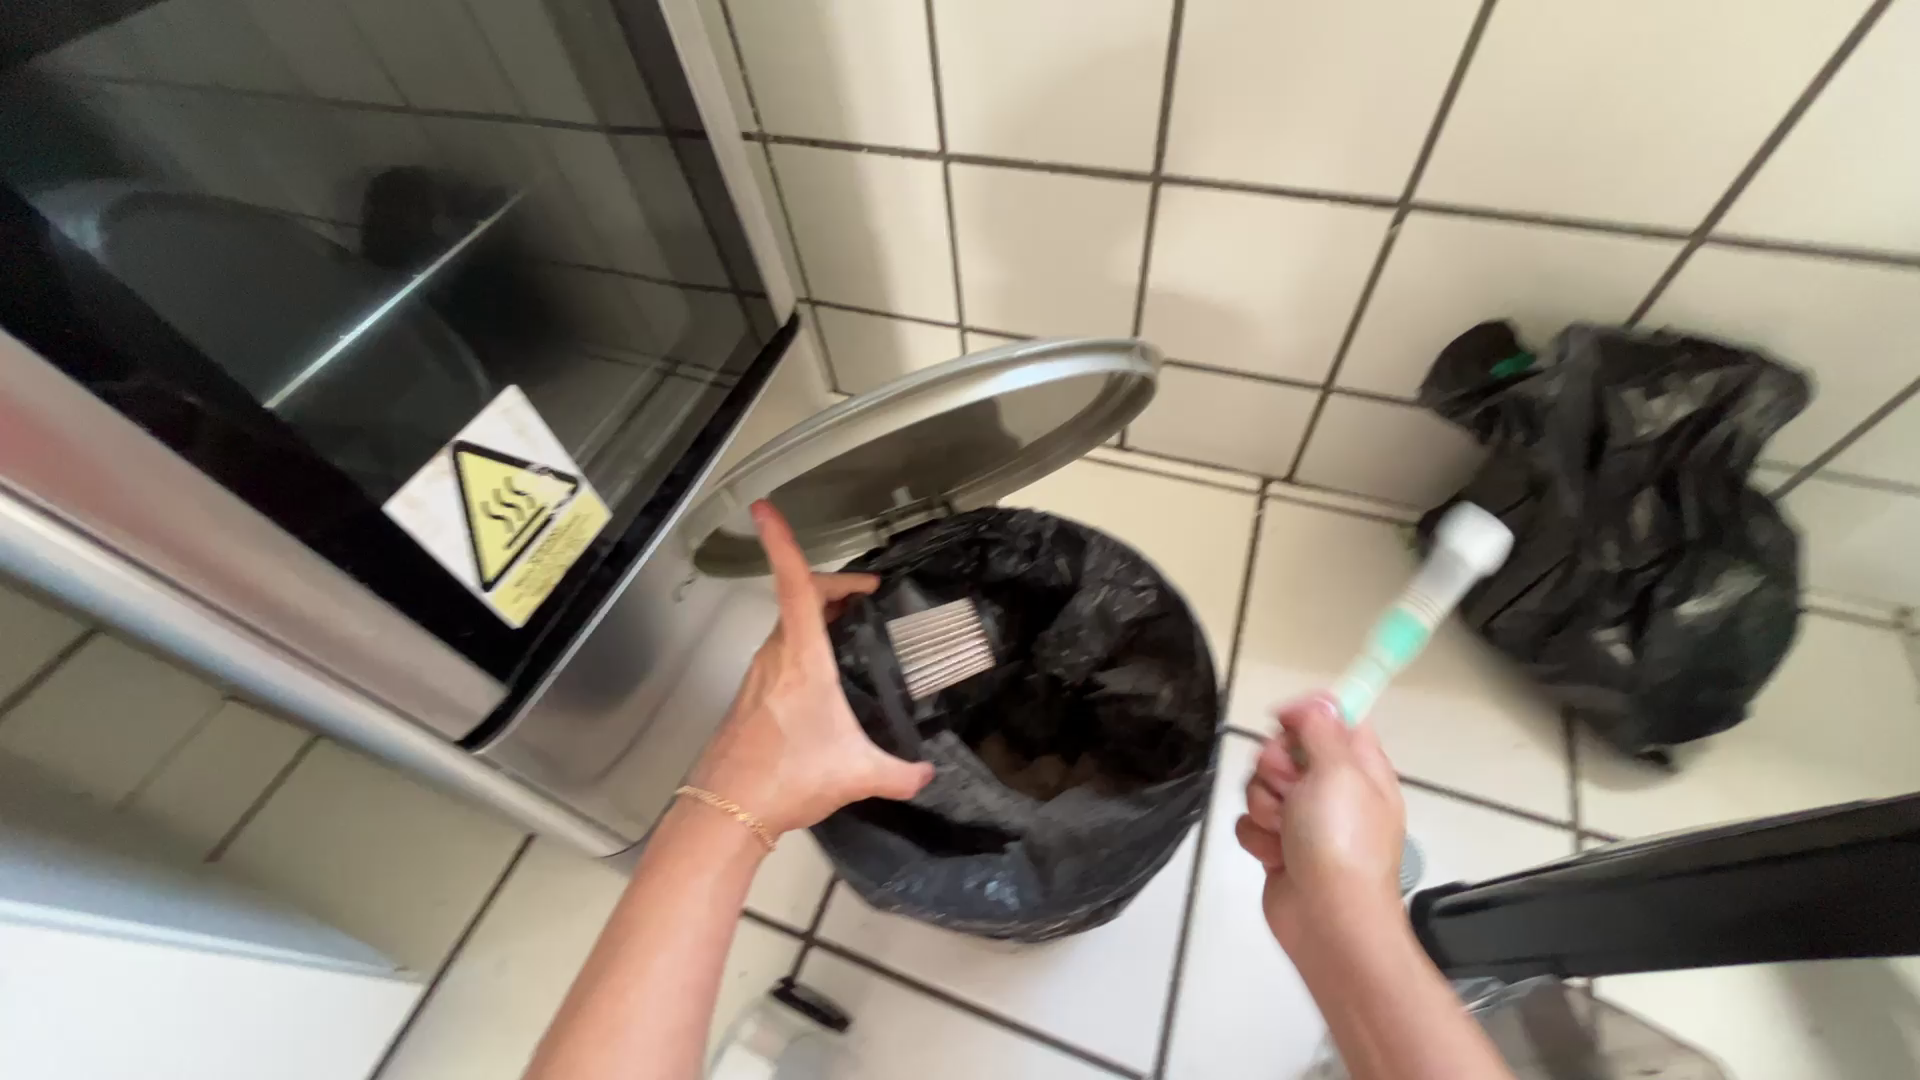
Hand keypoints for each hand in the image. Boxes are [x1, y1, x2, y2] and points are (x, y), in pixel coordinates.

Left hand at [687, 501, 934, 836]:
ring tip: (854, 630)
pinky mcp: (751, 693)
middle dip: (836, 586)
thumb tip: (927, 775)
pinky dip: (804, 640)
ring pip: (789, 623)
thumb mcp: (857, 774)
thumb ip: (901, 773)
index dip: (781, 543)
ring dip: (818, 613)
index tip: (766, 510)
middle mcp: (776, 655)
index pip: (796, 586)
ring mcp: (759, 673)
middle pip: (799, 597)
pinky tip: (825, 674)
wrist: (725, 813)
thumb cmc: (788, 779)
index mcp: (803, 658)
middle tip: (870, 598)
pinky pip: (781, 648)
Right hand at [1236, 695, 1405, 950]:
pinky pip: (1250, 821)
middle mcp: (1332, 790)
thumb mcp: (1338, 771)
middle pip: (1285, 750)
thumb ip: (1321, 728)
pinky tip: (1275, 854)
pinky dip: (1258, 836)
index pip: (1335, 720)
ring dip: (1263, 804)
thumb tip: (1319, 699)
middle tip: (1290, 789)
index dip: (1307, 714)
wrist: (1328, 920)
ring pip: (1260, 784)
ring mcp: (1304, 819)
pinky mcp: (1278, 844)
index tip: (1285, 721)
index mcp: (1360, 769)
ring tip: (1283, 831)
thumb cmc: (1340, 841)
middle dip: (1274, 766)